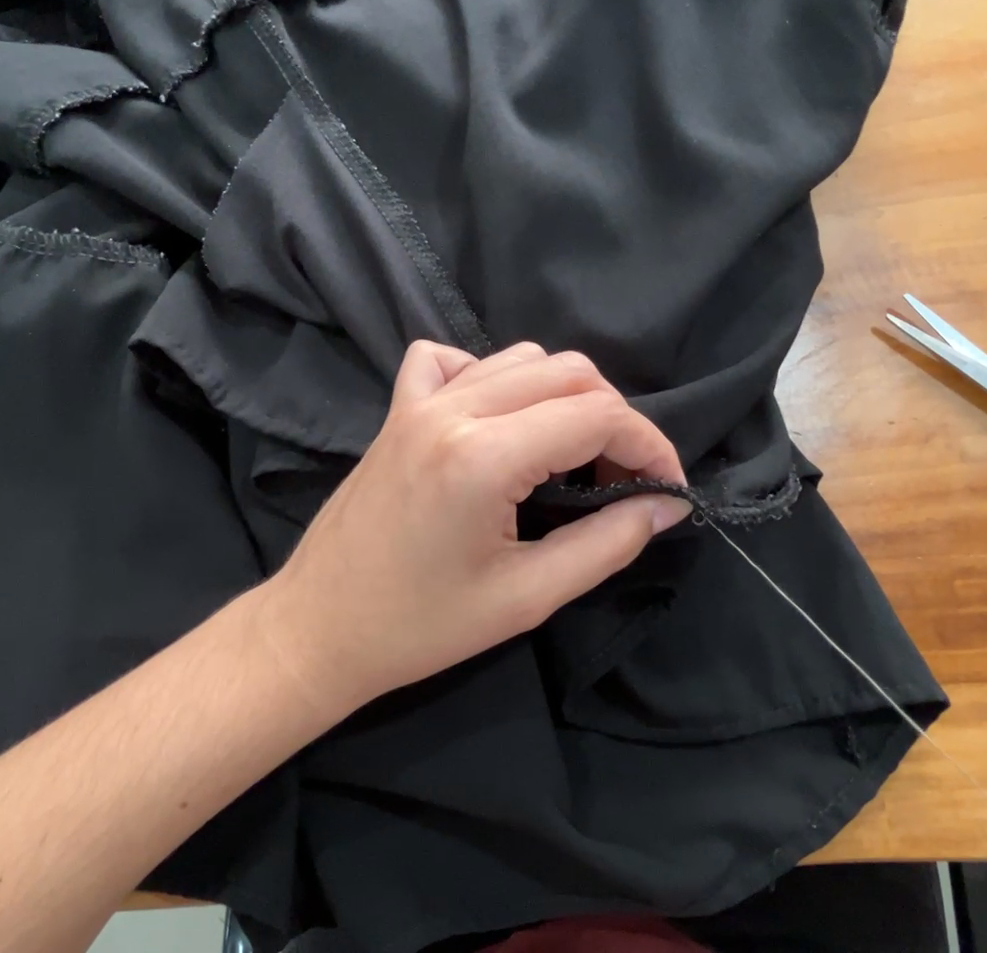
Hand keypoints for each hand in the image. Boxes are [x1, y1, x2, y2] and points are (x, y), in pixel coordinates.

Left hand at [244, 340, 691, 713]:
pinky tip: (497, 420)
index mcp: (484, 455)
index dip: (650, 446)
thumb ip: (606, 545)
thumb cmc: (419, 627)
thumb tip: (666, 507)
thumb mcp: (525, 598)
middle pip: (568, 373)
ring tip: (572, 458)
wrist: (319, 628)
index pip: (598, 415)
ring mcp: (417, 403)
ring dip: (564, 396)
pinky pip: (452, 362)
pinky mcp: (396, 411)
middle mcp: (452, 410)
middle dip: (614, 420)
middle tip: (623, 482)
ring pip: (519, 359)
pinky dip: (492, 377)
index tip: (667, 490)